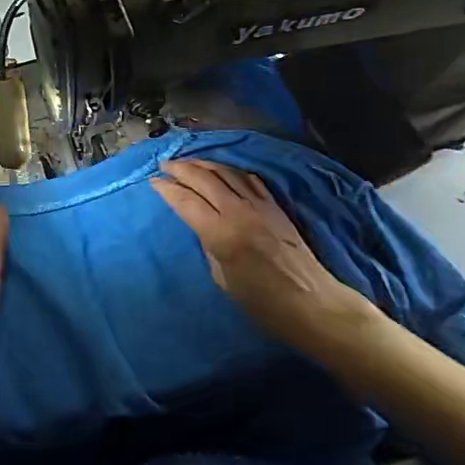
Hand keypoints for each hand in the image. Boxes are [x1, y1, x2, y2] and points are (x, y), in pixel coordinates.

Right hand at [152, 160, 373, 349]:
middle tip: (165, 165)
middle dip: (181, 169)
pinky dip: (231, 171)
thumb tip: (202, 225)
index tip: (153, 182)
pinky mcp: (275, 205)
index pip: (186, 201)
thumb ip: (209, 244)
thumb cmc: (262, 301)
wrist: (310, 302)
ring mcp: (259, 205)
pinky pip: (249, 178)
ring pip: (226, 172)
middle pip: (204, 178)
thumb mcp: (222, 277)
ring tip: (188, 163)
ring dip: (204, 164)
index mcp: (221, 233)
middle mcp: (239, 211)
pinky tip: (223, 171)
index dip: (167, 189)